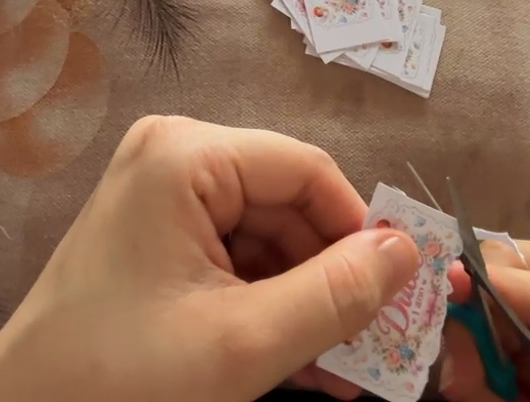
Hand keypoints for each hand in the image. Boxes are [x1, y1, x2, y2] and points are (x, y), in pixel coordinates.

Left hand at [0, 116, 422, 401]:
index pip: (303, 168)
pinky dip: (267, 301)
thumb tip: (408, 253)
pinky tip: (297, 357)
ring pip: (265, 233)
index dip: (356, 227)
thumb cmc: (121, 377)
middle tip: (373, 346)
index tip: (396, 292)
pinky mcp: (158, 225)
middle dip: (329, 275)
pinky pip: (233, 252)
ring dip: (303, 298)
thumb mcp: (241, 343)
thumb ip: (335, 296)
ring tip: (339, 368)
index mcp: (187, 152)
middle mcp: (176, 151)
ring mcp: (163, 187)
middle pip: (285, 201)